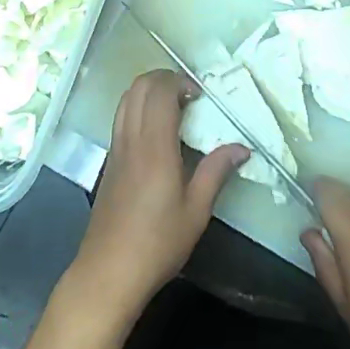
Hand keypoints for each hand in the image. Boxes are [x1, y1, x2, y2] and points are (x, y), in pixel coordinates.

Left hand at [73, 69, 249, 310]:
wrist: (110, 270)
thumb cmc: (158, 242)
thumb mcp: (196, 210)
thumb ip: (216, 172)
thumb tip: (241, 148)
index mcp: (154, 146)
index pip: (160, 92)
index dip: (179, 82)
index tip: (200, 95)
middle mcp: (131, 138)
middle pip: (139, 86)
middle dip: (164, 79)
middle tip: (189, 95)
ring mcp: (116, 147)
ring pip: (126, 98)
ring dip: (148, 90)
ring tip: (173, 108)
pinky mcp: (109, 159)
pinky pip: (120, 117)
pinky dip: (137, 107)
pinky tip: (155, 131)